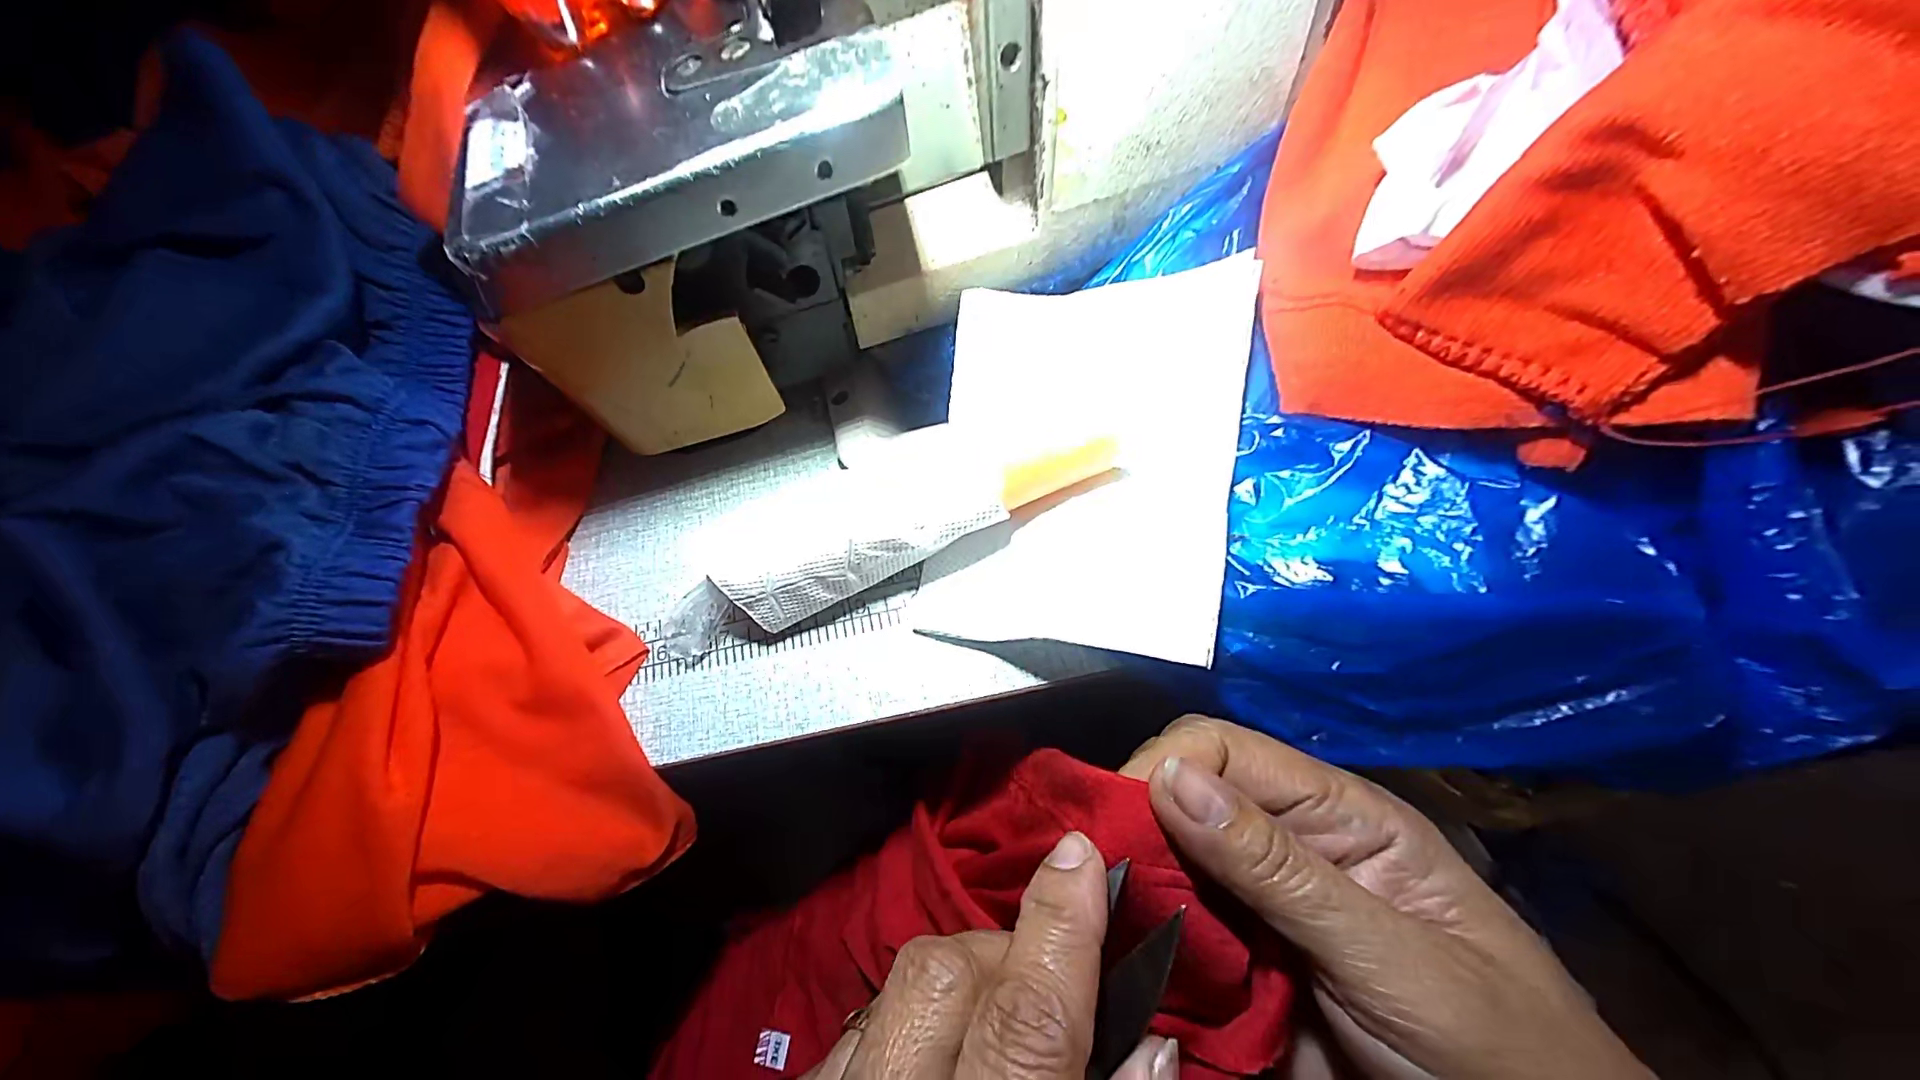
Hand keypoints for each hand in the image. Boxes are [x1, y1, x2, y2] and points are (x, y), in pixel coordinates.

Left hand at [802, 831, 1179, 1079]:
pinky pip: (865, 1014)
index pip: (1024, 1017)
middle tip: (1048, 983)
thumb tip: (1153, 1037)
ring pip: (900, 977)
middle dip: (1007, 950)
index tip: (1082, 854)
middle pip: (943, 971)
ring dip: (962, 973)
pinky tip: (939, 1038)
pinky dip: (914, 1005)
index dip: (1059, 926)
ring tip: (996, 1017)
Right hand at [1122, 717, 1650, 1079]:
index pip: (1223, 749)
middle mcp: (1286, 845)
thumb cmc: (1497, 1053)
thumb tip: (1170, 775)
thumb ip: (1281, 869)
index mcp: (1334, 814)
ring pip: (1169, 864)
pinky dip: (1148, 937)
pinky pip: (1175, 930)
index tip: (1114, 820)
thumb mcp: (1395, 957)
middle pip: (1184, 801)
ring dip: (1137, 884)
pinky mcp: (1238, 963)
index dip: (1163, 768)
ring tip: (1097, 911)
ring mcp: (1258, 906)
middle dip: (1136, 828)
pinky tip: (1124, 950)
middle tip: (1094, 871)